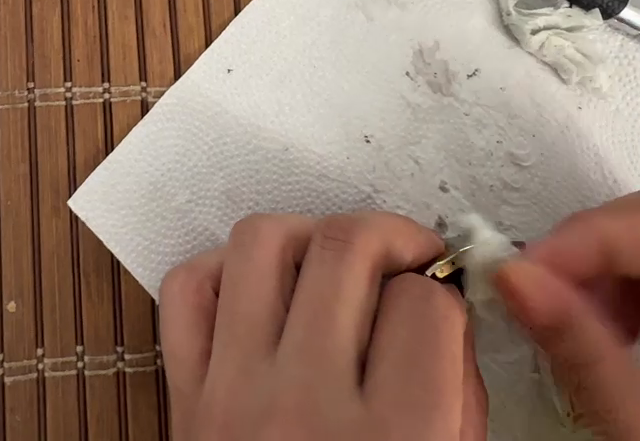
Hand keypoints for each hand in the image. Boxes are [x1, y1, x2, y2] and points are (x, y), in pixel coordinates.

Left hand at [158, 212, 488, 440]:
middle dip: (388, 235)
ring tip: (332, 263)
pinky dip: (223, 269)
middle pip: (345, 247)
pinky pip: (187, 288)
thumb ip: (456, 403)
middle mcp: (303, 405)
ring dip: (307, 233)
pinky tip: (261, 293)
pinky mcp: (183, 394)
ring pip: (261, 240)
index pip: (425, 307)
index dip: (445, 292)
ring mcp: (232, 392)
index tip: (443, 299)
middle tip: (402, 258)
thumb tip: (443, 310)